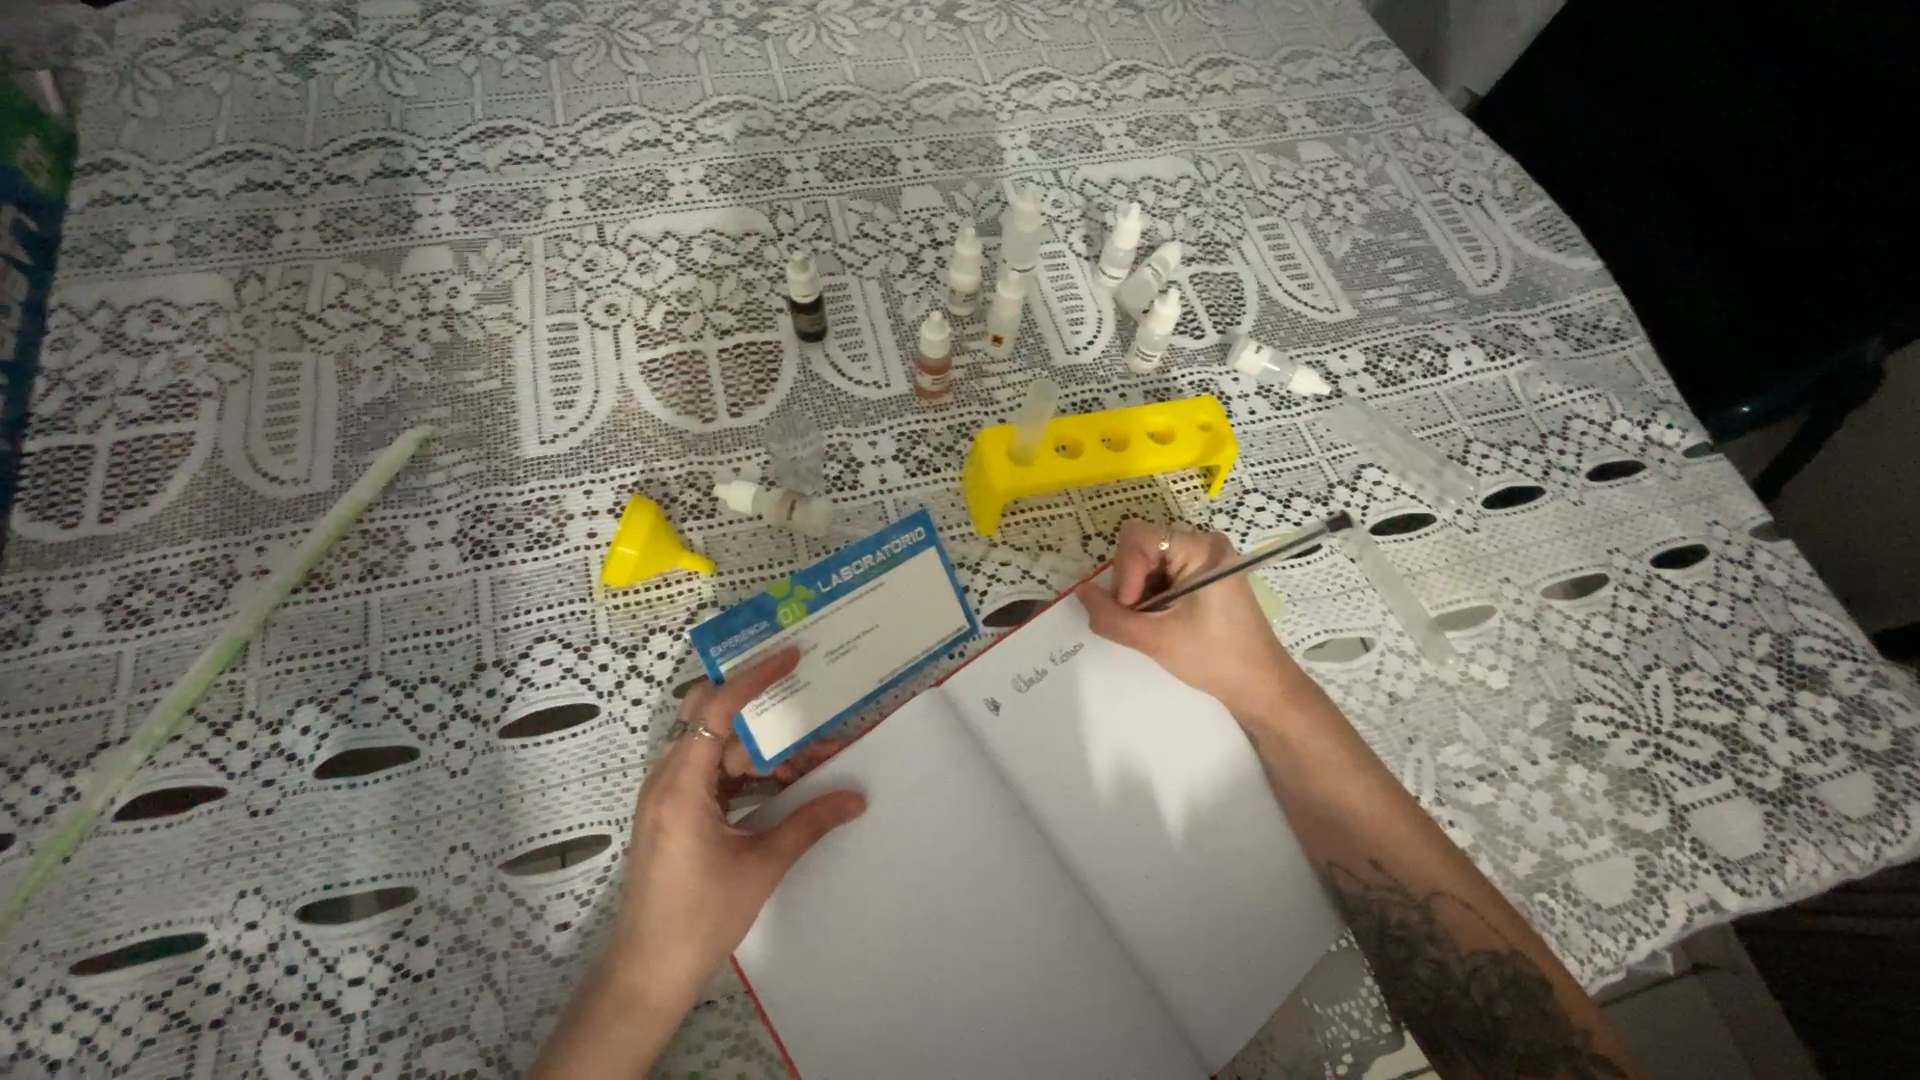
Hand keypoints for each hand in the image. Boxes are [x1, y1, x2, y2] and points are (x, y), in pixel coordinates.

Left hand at [605, 647, 866, 1012]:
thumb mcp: (761, 866)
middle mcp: (666, 780)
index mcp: (681, 785)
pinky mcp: (672, 814)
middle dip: (765, 717)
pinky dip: (746, 776)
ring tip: (807, 764)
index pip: (715, 709)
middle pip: (714, 722)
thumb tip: (856, 798)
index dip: (753, 678)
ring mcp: (666, 797)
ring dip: (761, 753)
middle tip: (809, 714)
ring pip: (717, 750)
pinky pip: (712, 776)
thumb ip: (809, 823)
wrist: (648, 972)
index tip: (790, 657)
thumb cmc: (699, 917)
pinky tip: (782, 788)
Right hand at [1075, 520, 1298, 719]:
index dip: (1124, 572)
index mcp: (1200, 548)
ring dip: (1140, 594)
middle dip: (1130, 584)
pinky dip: (1152, 597)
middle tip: (1141, 620)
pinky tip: (1162, 622)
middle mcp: (1203, 544)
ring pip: (1147, 563)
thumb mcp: (1155, 639)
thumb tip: (1079, 592)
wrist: (1260, 686)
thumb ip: (1110, 616)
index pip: (1137, 537)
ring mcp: (1204, 560)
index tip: (1133, 608)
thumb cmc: (1215, 659)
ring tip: (1154, 625)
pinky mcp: (1202, 577)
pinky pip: (1161, 574)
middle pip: (1140, 547)